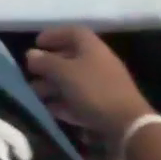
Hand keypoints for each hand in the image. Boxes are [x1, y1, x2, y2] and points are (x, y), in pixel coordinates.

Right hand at [26, 27, 152, 138]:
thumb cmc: (94, 91)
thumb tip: (31, 54)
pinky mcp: (106, 107)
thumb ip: (46, 62)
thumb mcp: (64, 73)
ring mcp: (104, 86)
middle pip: (71, 58)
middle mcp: (99, 63)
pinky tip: (52, 110)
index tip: (37, 44)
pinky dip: (66, 103)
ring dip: (54, 86)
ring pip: (74, 81)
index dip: (53, 35)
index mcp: (92, 47)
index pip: (72, 32)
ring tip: (36, 94)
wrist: (129, 127)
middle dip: (49, 65)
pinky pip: (81, 100)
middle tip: (32, 73)